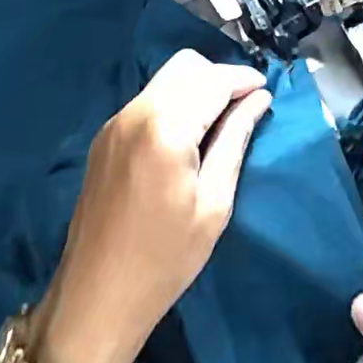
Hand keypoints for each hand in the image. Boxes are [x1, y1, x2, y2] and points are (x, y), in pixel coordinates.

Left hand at [29, 50, 272, 362]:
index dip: (243, 79)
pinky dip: (174, 101)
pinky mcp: (105, 134)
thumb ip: (235, 140)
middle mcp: (137, 111)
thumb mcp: (214, 204)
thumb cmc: (165, 259)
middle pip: (186, 66)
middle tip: (243, 106)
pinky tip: (187, 133)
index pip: (212, 80)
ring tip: (219, 120)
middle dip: (219, 77)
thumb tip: (258, 100)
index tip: (265, 89)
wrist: (97, 296)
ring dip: (196, 86)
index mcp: (166, 127)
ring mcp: (116, 121)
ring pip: (165, 78)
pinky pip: (148, 98)